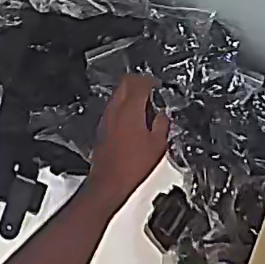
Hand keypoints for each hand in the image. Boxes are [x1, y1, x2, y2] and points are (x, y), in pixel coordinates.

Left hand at [81, 74, 168, 214]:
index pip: (139, 84)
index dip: (150, 82)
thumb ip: (162, 124)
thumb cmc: (132, 166)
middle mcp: (115, 109)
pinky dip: (123, 106)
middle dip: (139, 83)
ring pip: (117, 94)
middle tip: (150, 92)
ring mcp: (106, 117)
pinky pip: (113, 107)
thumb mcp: (158, 145)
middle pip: (125, 83)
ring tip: (143, 107)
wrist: (109, 181)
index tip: (157, 86)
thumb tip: (163, 115)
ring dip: (130, 94)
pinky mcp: (102, 126)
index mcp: (130, 110)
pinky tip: (132, 120)